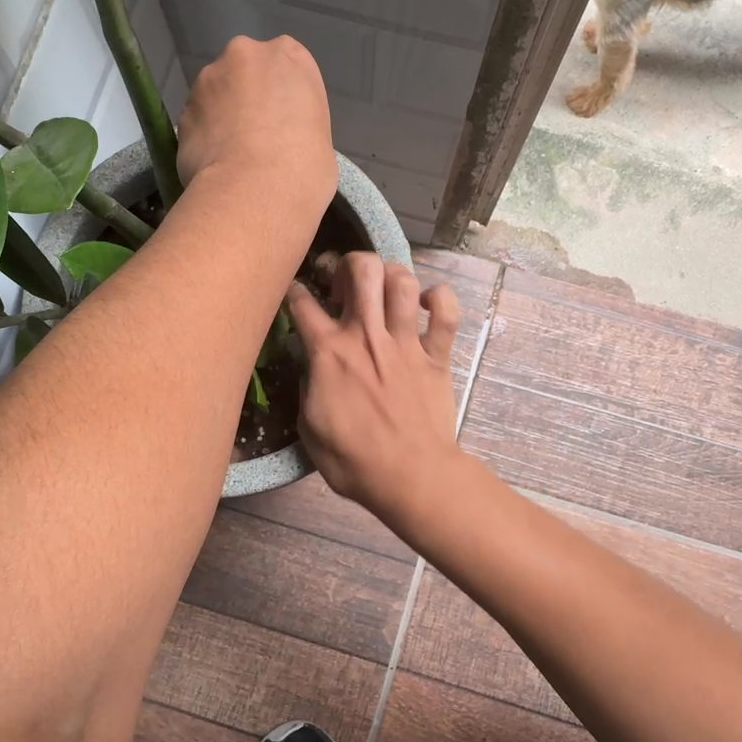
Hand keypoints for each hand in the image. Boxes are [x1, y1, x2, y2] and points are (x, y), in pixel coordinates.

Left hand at [177, 35, 335, 205]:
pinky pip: (197, 123)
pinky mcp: (182, 111)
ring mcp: (208, 79)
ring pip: (216, 96)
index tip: (284, 126)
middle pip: (246, 73)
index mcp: (289, 56)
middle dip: (248, 99)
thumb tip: (284, 140)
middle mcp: (245, 54)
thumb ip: (299, 124)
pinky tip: (214, 167)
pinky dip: (204, 140)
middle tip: (257, 139)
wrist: (253, 193)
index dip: (282, 99)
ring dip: (222, 118)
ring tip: (232, 157)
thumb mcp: (321, 140)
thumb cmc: (304, 168)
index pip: (286, 67)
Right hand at [287, 252, 461, 523]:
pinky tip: (427, 306)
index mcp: (329, 353)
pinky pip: (446, 311)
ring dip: (391, 276)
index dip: (295, 292)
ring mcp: (405, 342)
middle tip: (347, 287)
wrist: (411, 476)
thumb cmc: (353, 461)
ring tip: (384, 293)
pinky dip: (440, 299)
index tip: (297, 296)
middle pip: (361, 269)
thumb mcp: (309, 428)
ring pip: (402, 280)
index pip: (302, 303)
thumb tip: (313, 369)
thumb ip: (309, 388)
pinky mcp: (437, 356)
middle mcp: (367, 336)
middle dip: (350, 264)